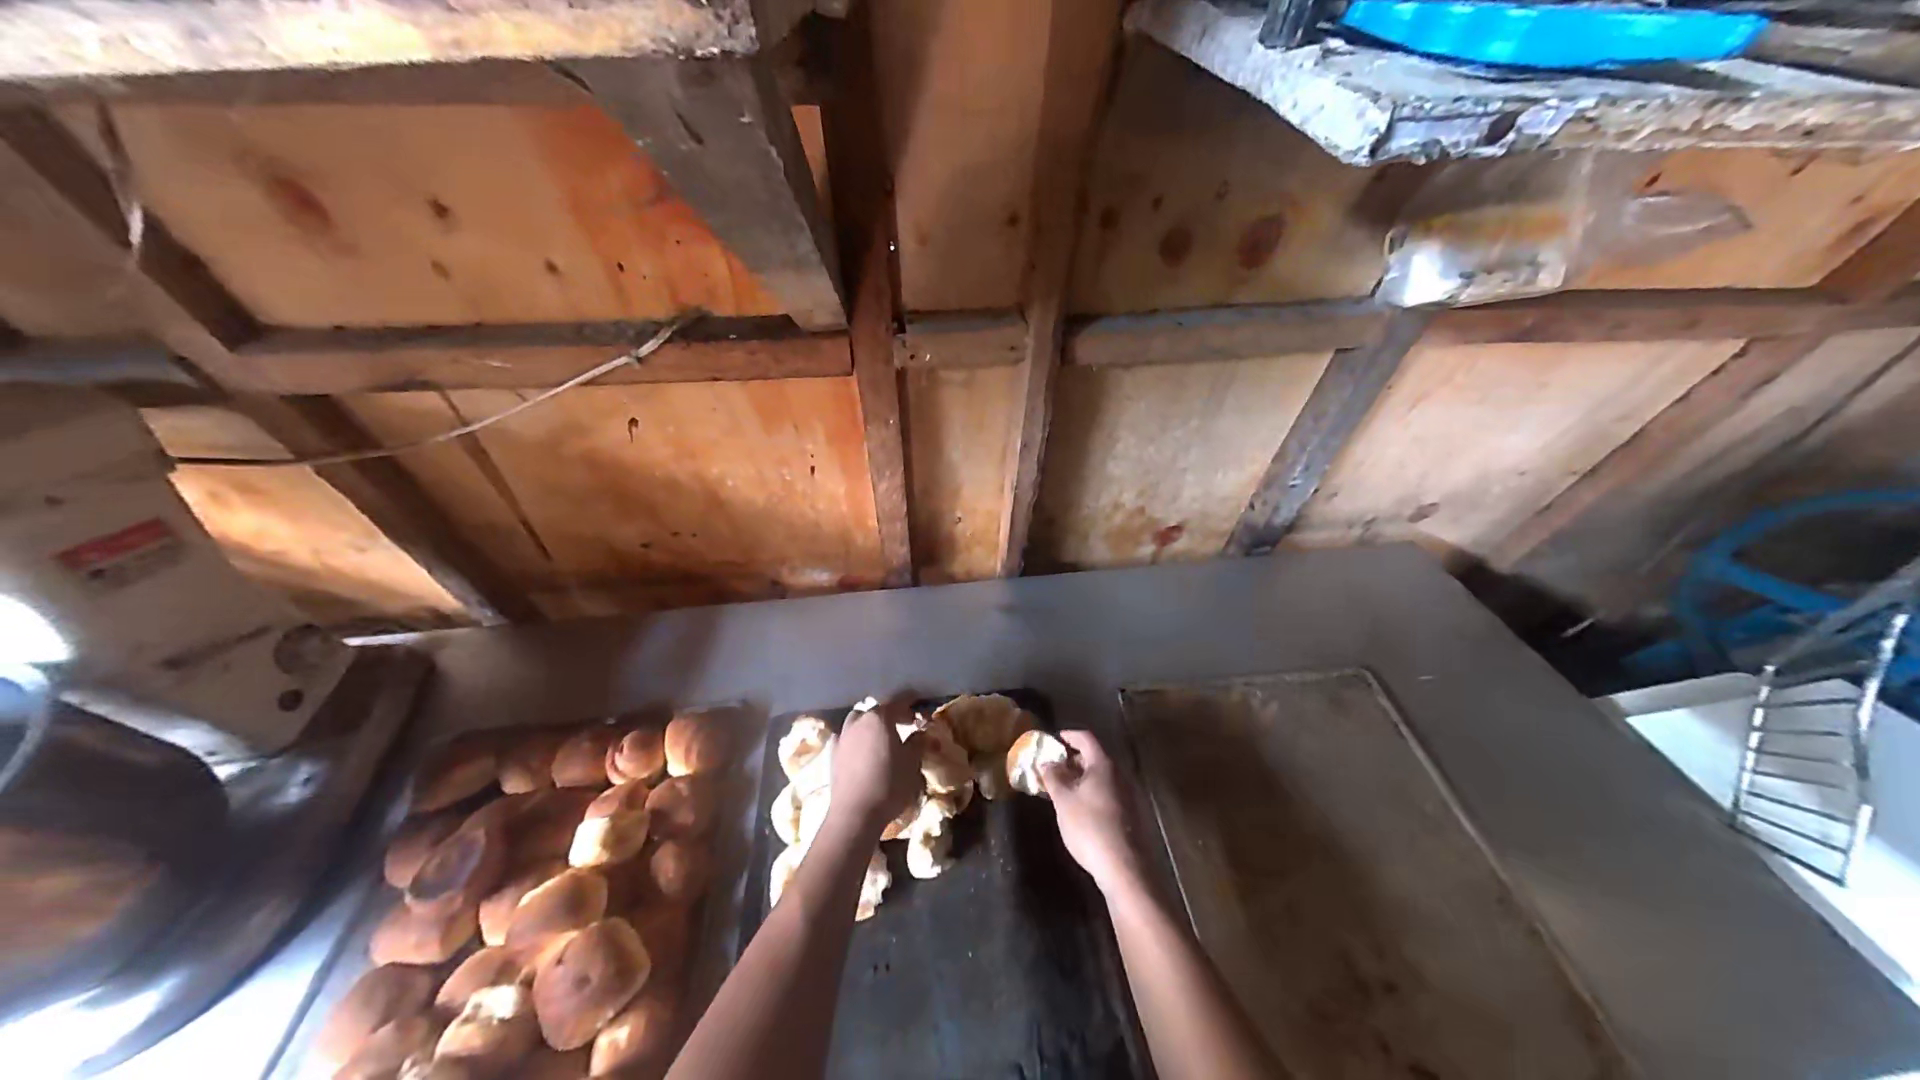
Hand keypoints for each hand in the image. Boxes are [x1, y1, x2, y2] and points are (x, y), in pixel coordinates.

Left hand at [826, 699, 922, 837]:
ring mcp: (842, 736)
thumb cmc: (889, 784)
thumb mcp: (912, 763)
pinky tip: (863, 749)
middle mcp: (857, 721)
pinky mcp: (832, 753)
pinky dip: (856, 738)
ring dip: (870, 724)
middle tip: (904, 723)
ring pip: (858, 721)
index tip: (920, 707)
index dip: (911, 703)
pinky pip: (847, 737)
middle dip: (890, 713)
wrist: (855, 813)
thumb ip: (917, 742)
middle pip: (876, 710)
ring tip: (881, 736)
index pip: (898, 702)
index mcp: (879, 718)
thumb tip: (920, 732)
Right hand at [1040, 731, 1147, 896]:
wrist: (1123, 867)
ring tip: (1061, 788)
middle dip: (1072, 759)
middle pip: (1095, 757)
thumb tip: (1047, 761)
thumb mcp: (1063, 800)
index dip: (1069, 735)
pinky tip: (1078, 807)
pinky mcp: (1129, 813)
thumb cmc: (1089, 827)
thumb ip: (1053, 777)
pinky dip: (1090, 791)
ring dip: (1080, 777)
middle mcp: (1119, 775)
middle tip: (1053, 767)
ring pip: (1101, 776)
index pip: (1086, 738)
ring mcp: (1127, 794)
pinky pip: (1106, 791)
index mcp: (1103, 765)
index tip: (1054, 739)